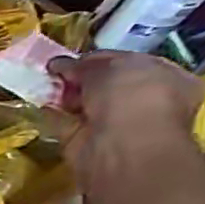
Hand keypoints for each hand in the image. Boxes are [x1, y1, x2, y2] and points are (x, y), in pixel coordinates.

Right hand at [48, 51, 202, 180]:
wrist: (122, 147)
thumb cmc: (130, 96)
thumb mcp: (108, 67)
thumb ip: (84, 64)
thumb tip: (59, 64)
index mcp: (164, 77)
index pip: (127, 62)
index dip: (98, 58)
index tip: (73, 56)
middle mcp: (143, 101)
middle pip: (104, 85)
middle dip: (79, 78)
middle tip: (55, 70)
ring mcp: (116, 124)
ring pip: (85, 104)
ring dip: (65, 95)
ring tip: (42, 83)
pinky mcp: (90, 143)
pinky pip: (67, 124)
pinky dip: (53, 114)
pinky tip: (39, 103)